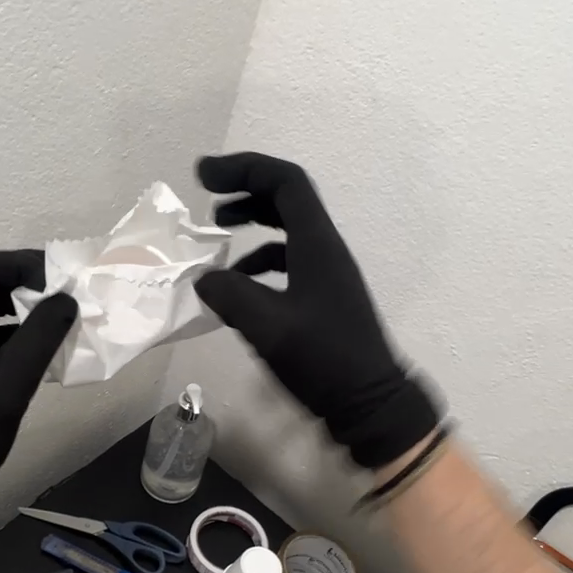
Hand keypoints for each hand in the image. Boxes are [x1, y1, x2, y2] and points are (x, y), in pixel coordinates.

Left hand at [0, 251, 76, 551]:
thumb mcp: (6, 388)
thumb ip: (38, 340)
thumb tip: (67, 300)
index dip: (21, 264)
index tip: (60, 277)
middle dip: (31, 285)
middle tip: (71, 295)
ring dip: (31, 313)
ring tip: (68, 320)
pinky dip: (26, 338)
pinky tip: (53, 350)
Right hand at [193, 153, 439, 467]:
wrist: (368, 404)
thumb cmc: (323, 361)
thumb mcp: (267, 328)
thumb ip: (230, 296)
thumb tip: (204, 280)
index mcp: (317, 245)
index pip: (285, 182)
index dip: (244, 168)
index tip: (204, 176)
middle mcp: (325, 250)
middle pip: (287, 199)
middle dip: (245, 190)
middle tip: (208, 195)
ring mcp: (327, 274)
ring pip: (287, 230)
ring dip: (252, 223)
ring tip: (218, 234)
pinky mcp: (323, 298)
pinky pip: (288, 262)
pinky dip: (259, 261)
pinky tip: (237, 285)